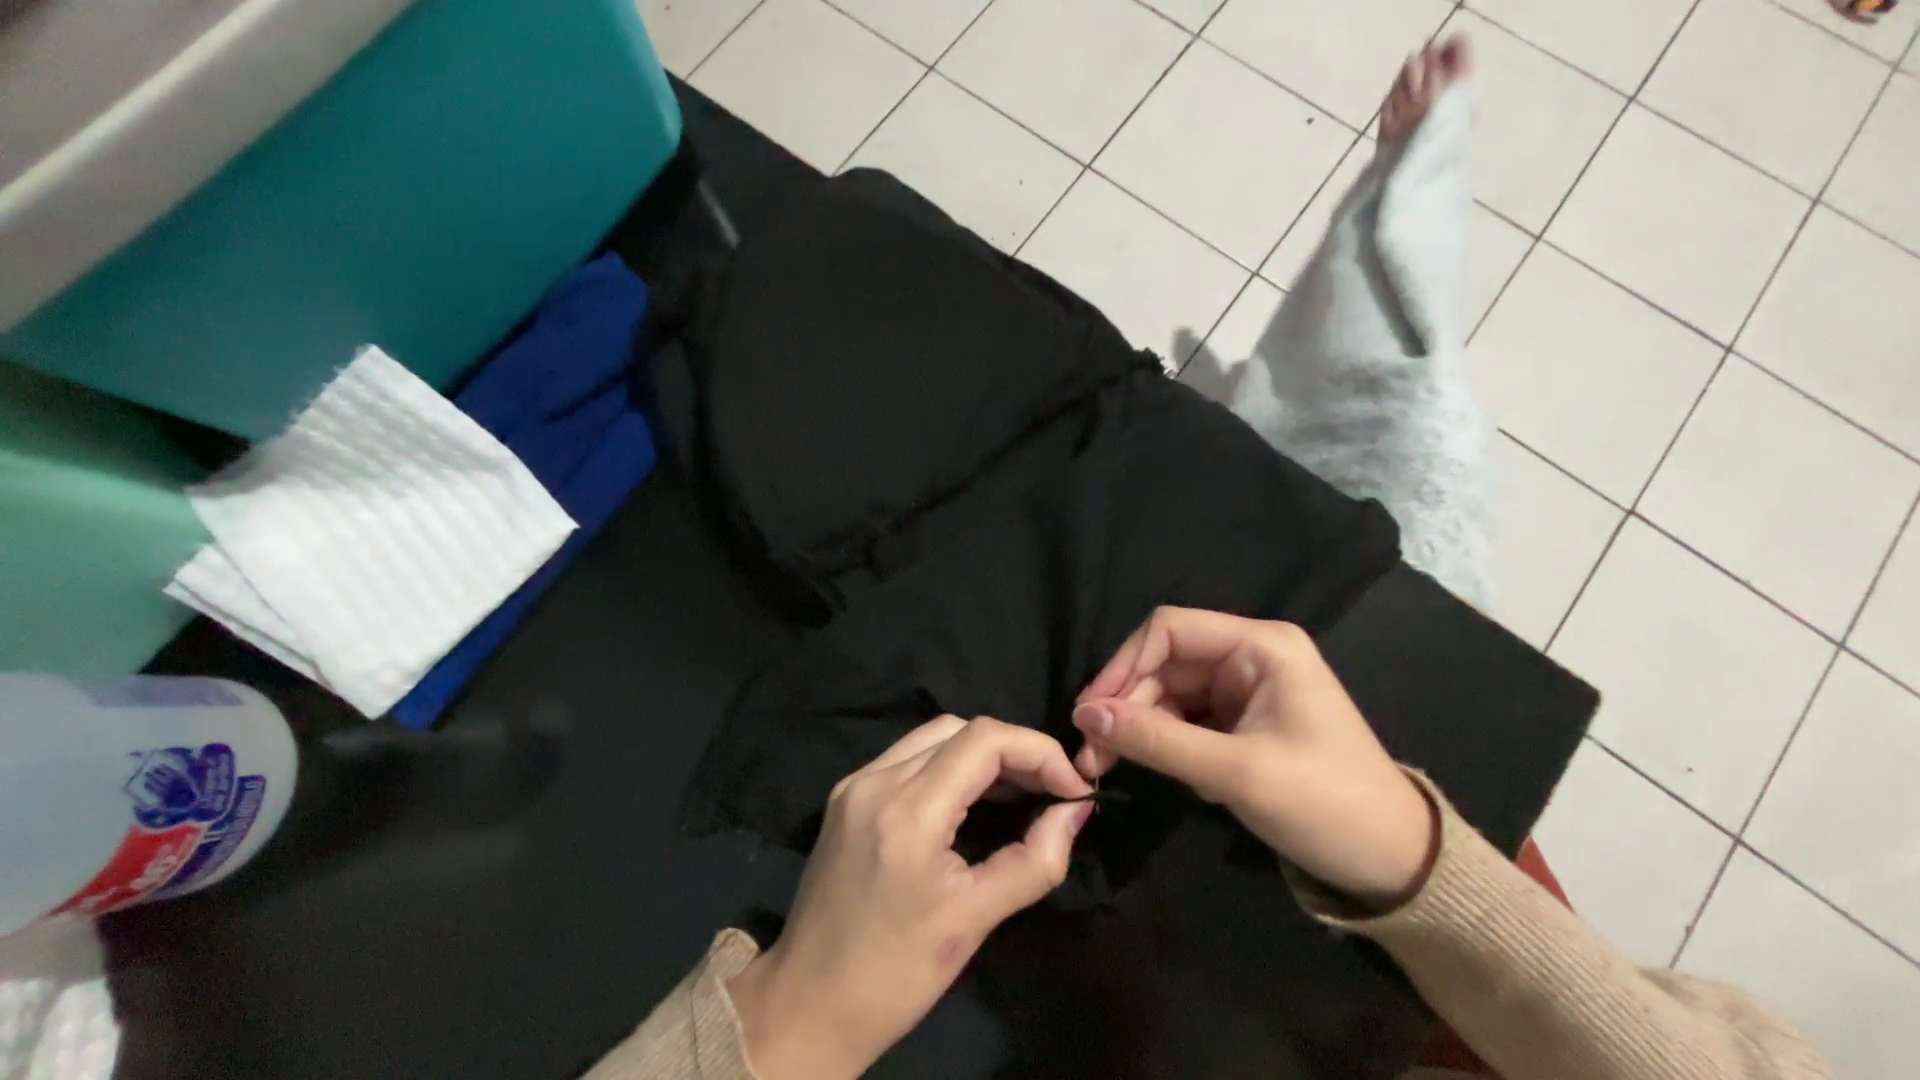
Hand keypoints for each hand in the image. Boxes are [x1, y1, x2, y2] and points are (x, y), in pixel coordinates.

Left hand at [726, 716, 1093, 1078]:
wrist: (808, 1005)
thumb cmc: (896, 973)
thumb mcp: (975, 919)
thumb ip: (1035, 860)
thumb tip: (1075, 811)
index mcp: (908, 810)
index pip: (985, 740)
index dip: (1039, 751)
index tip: (1073, 788)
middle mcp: (875, 781)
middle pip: (959, 729)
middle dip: (1014, 751)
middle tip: (1049, 792)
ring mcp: (854, 786)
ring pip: (932, 737)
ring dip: (980, 756)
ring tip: (1019, 795)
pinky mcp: (845, 799)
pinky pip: (906, 759)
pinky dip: (947, 767)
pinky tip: (969, 802)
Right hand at [1072, 607, 1433, 905]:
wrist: (1393, 862)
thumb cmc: (1324, 804)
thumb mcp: (1235, 772)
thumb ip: (1157, 740)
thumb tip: (1084, 716)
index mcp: (1262, 646)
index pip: (1169, 630)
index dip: (1123, 666)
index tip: (1090, 714)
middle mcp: (1250, 657)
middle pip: (1164, 663)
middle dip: (1126, 705)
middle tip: (1091, 756)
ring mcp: (1246, 690)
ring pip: (1169, 693)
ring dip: (1139, 728)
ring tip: (1110, 768)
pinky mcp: (1242, 723)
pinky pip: (1186, 720)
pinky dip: (1166, 744)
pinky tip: (1167, 775)